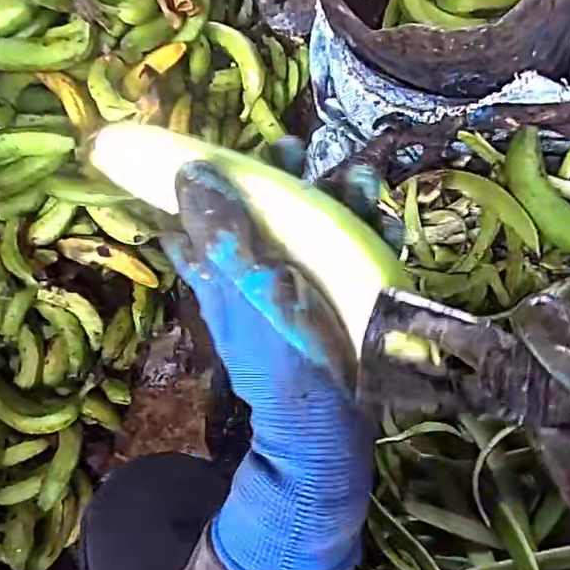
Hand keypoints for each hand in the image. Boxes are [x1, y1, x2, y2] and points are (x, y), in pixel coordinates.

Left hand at [163, 162, 369, 569]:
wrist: (325, 423)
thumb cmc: (283, 352)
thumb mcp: (248, 288)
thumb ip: (223, 232)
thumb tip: (187, 171)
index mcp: (221, 268)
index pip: (196, 214)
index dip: (202, 178)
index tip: (215, 146)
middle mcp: (251, 272)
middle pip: (258, 210)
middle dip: (280, 175)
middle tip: (296, 146)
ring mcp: (291, 286)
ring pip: (306, 225)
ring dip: (330, 196)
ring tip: (359, 175)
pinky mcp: (328, 299)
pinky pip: (343, 253)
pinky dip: (361, 232)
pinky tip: (382, 217)